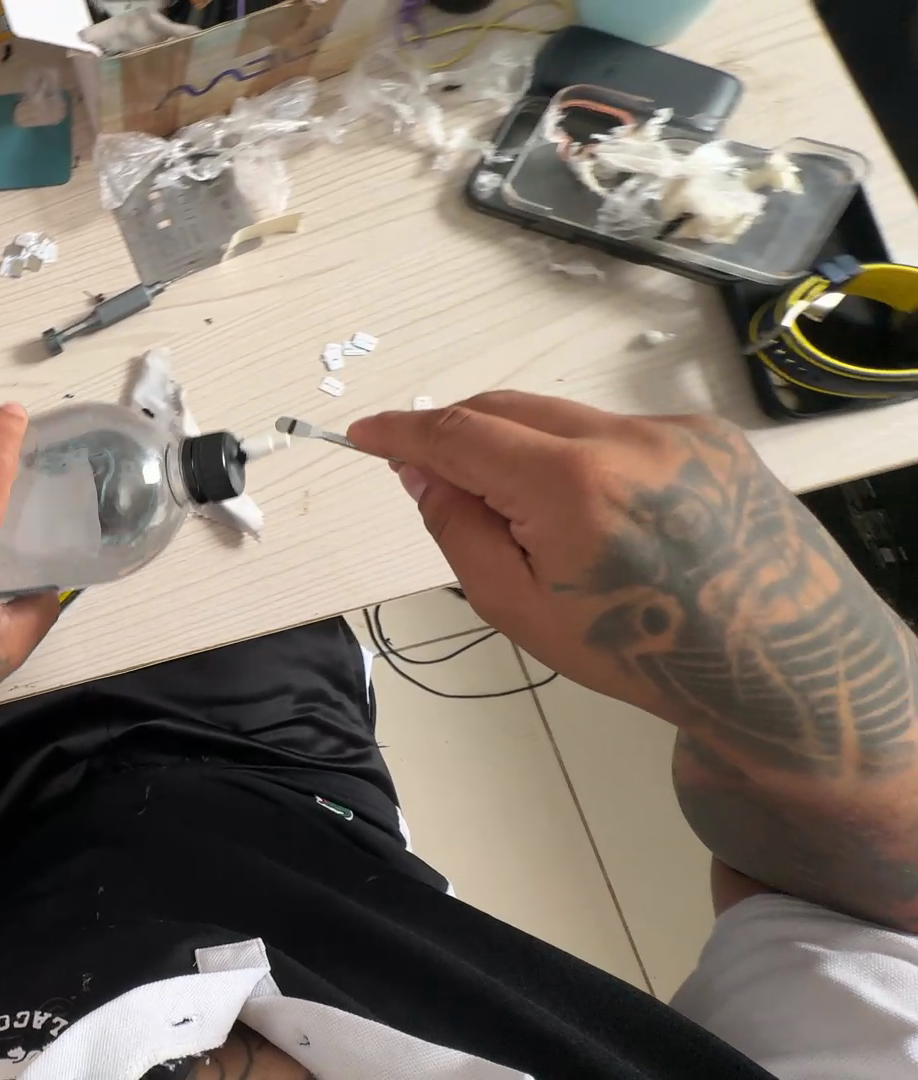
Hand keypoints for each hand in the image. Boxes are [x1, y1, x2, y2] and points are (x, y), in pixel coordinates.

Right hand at [348, 391, 913, 779]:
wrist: (786, 666)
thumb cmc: (633, 647)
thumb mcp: (512, 601)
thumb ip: (456, 525)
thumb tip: (421, 471)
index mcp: (573, 484)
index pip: (460, 433)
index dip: (402, 430)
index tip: (363, 434)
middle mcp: (628, 439)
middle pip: (503, 407)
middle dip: (449, 432)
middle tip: (421, 472)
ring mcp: (676, 432)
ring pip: (552, 415)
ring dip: (505, 442)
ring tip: (504, 503)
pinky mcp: (708, 438)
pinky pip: (602, 428)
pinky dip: (559, 450)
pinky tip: (570, 504)